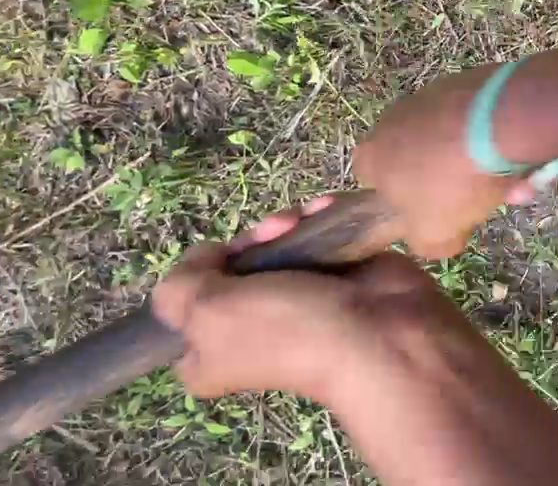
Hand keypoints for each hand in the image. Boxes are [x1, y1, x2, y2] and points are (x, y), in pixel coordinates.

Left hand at [150, 199, 469, 405]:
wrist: (377, 330)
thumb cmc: (287, 328)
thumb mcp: (208, 312)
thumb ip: (180, 283)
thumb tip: (203, 256)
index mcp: (209, 350)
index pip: (190, 302)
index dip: (202, 270)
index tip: (223, 258)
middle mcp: (253, 321)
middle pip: (240, 263)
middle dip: (256, 237)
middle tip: (275, 230)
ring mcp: (302, 294)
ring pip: (283, 244)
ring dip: (291, 221)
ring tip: (308, 214)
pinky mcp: (344, 270)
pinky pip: (324, 235)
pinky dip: (324, 216)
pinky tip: (329, 206)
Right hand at [352, 65, 539, 258]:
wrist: (503, 119)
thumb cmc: (454, 182)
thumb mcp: (435, 235)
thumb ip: (430, 243)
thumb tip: (444, 239)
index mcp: (371, 154)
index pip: (381, 185)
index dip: (414, 202)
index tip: (446, 209)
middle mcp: (397, 117)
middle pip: (429, 160)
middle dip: (464, 181)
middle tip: (493, 194)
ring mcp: (438, 92)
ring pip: (464, 139)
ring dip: (492, 161)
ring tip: (521, 178)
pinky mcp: (477, 78)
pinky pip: (489, 116)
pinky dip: (507, 134)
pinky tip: (528, 150)